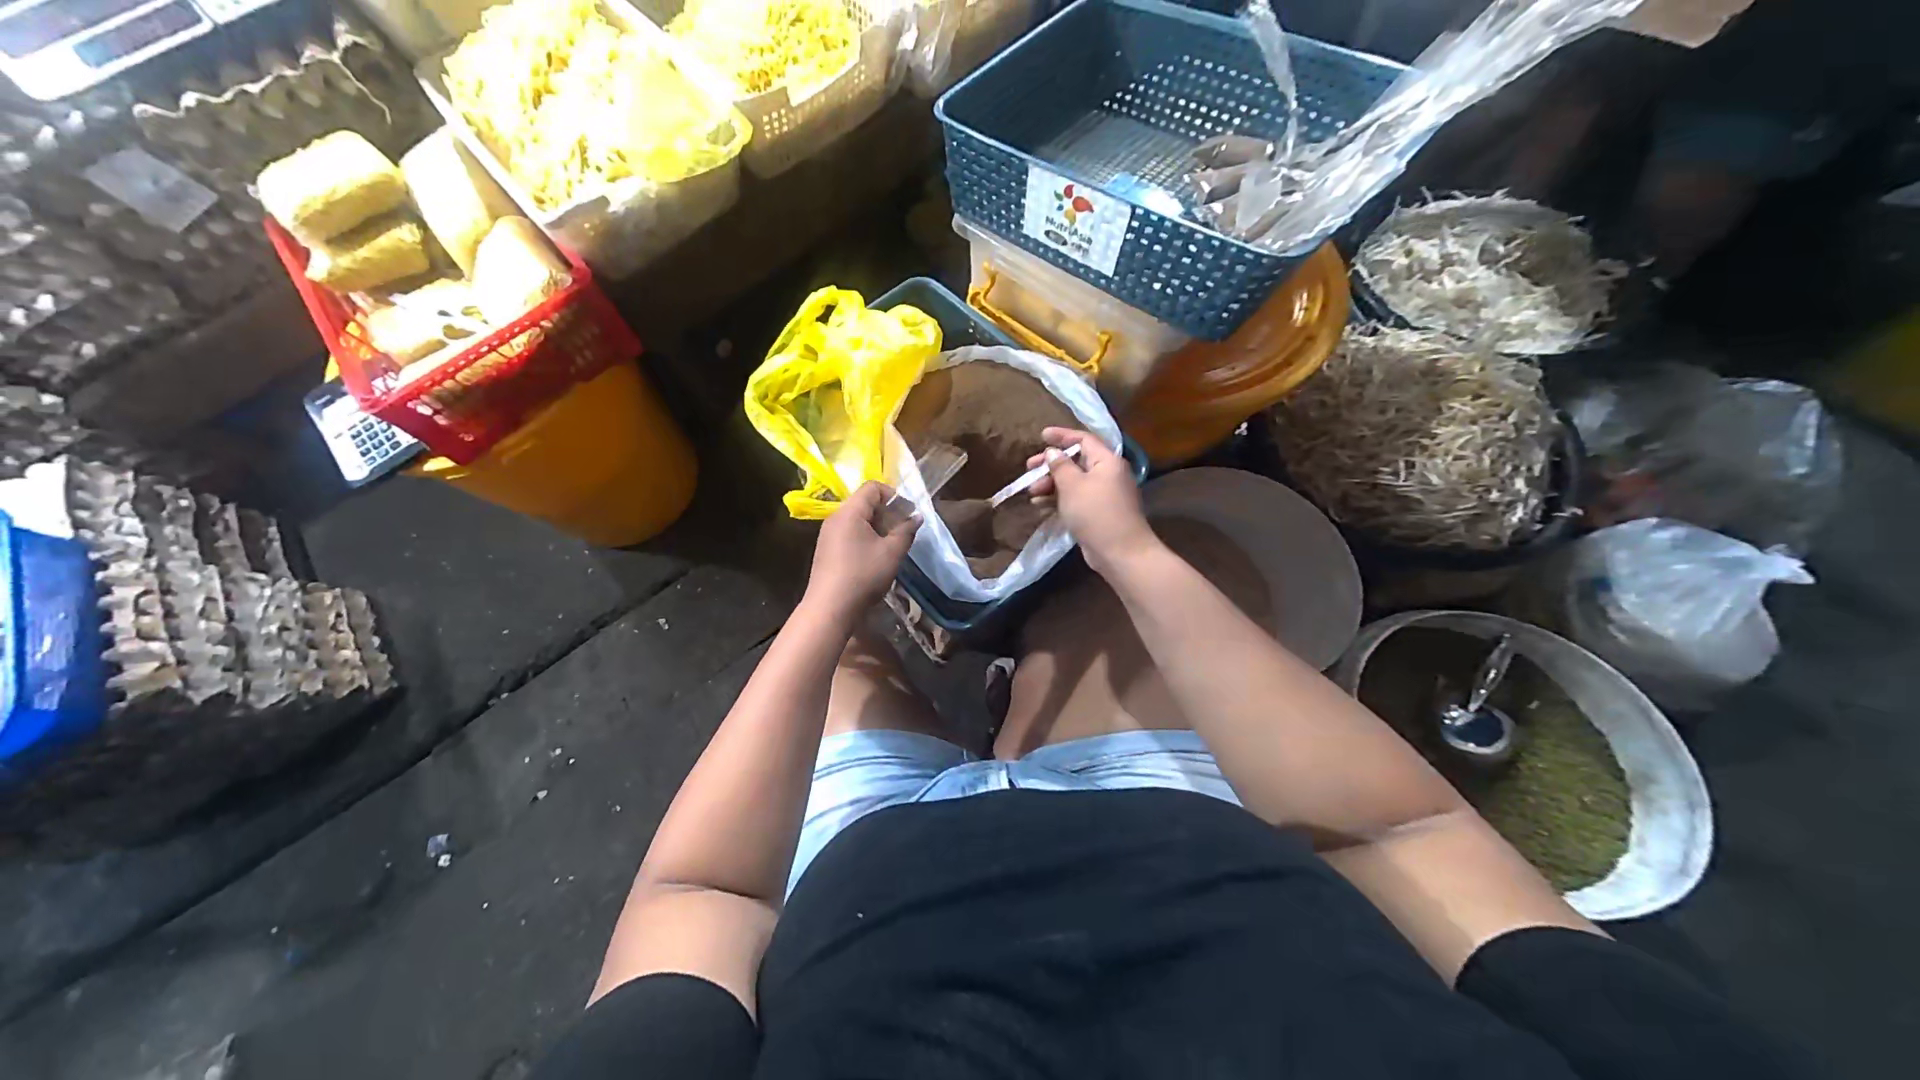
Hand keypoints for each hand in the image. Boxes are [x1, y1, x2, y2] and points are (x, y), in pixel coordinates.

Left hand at [803, 481, 918, 623]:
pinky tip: (874, 558)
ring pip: (857, 520)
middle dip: (887, 513)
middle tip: (903, 532)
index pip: (873, 487)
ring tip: (891, 547)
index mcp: (850, 512)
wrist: (830, 608)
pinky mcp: (826, 550)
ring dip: (877, 528)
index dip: (894, 496)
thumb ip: (906, 530)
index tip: (908, 514)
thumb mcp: (892, 552)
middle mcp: (835, 518)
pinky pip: (849, 534)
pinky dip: (865, 539)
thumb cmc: (863, 575)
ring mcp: (828, 535)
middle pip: (864, 502)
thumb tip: (916, 516)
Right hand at [1025, 428, 1157, 576]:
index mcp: (1107, 461)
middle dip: (1051, 465)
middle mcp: (1108, 474)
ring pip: (1074, 482)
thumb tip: (1053, 452)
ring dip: (1052, 485)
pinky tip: (1041, 506)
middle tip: (1029, 468)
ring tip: (1032, 493)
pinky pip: (1076, 499)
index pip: (1083, 439)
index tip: (1041, 435)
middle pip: (1076, 461)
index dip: (1061, 436)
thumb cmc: (1096, 513)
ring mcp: (1104, 495)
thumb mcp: (1072, 485)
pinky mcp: (1099, 513)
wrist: (1120, 552)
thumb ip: (1060, 466)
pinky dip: (1059, 500)